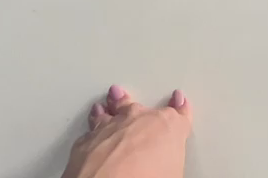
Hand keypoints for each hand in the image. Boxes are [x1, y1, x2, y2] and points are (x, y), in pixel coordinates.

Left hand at [61, 85, 193, 177]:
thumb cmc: (148, 177)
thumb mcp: (175, 171)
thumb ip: (172, 158)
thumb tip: (169, 168)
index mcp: (167, 126)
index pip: (178, 114)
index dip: (179, 108)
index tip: (178, 101)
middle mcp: (139, 120)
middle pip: (137, 107)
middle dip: (133, 103)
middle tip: (129, 97)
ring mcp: (111, 127)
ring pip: (109, 114)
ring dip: (107, 112)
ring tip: (103, 106)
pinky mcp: (87, 141)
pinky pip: (88, 135)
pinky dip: (89, 136)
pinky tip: (88, 136)